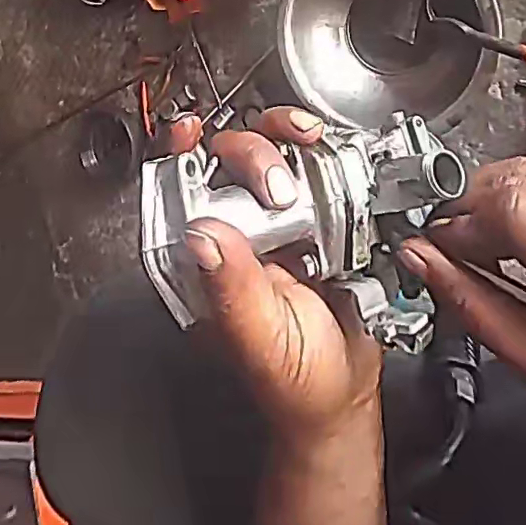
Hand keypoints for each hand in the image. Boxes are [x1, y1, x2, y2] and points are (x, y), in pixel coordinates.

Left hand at [167, 107, 384, 437]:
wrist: (346, 393)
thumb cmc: (297, 383)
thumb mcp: (261, 343)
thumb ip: (233, 292)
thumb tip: (202, 235)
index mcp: (206, 263)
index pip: (179, 193)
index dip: (178, 154)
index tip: (191, 131)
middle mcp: (237, 236)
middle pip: (228, 161)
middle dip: (253, 155)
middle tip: (280, 186)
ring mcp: (277, 225)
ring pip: (269, 154)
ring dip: (285, 141)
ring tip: (308, 151)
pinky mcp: (316, 219)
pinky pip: (311, 169)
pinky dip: (318, 152)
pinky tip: (327, 158)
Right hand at [395, 157, 525, 477]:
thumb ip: (481, 309)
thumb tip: (425, 260)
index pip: (514, 206)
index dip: (461, 225)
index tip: (438, 252)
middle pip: (515, 176)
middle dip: (468, 211)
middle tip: (454, 256)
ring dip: (490, 206)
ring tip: (486, 255)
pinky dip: (517, 204)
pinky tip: (519, 245)